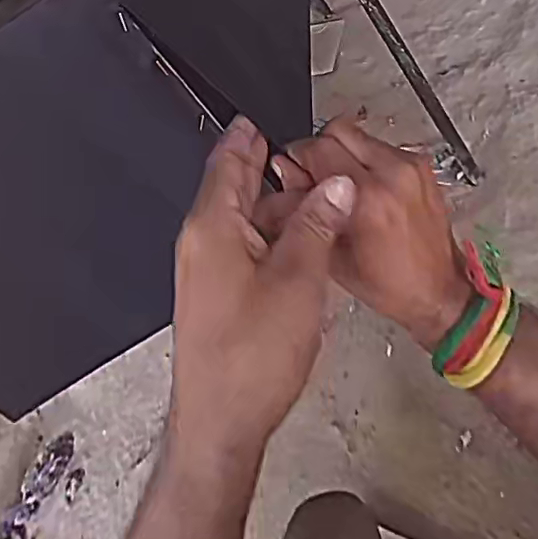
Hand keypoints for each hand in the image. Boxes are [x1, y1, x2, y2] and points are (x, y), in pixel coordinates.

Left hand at [168, 116, 356, 465]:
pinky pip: (240, 244)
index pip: (225, 164)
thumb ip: (316, 227)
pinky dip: (267, 232)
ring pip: (241, 218)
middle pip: (232, 188)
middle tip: (282, 145)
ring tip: (305, 192)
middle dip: (259, 166)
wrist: (219, 421)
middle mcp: (201, 240)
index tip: (254, 118)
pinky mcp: (215, 289)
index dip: (244, 138)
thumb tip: (336, 188)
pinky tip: (294, 237)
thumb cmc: (250, 357)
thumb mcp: (298, 281)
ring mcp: (206, 266)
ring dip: (271, 203)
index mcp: (211, 226)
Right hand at [278, 119, 469, 349]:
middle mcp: (393, 175)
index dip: (299, 157)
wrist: (439, 292)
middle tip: (317, 174)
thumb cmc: (388, 283)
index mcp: (369, 199)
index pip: (318, 148)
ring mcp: (410, 167)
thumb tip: (284, 167)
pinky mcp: (421, 165)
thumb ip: (303, 204)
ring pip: (358, 134)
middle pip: (337, 131)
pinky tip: (363, 186)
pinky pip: (378, 146)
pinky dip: (364, 158)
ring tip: (342, 184)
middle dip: (320, 149)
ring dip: (342, 152)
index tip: (295, 170)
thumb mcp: (330, 251)